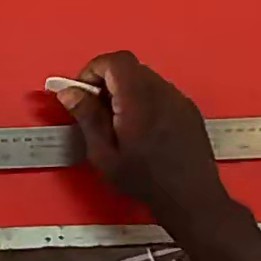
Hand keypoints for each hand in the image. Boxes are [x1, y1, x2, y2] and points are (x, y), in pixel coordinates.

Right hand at [52, 51, 237, 232]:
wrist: (191, 199)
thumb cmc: (143, 179)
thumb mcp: (103, 153)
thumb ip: (86, 117)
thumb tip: (68, 92)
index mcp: (139, 99)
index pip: (115, 61)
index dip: (93, 70)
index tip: (82, 93)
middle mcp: (163, 92)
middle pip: (129, 67)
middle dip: (106, 81)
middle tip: (95, 110)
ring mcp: (179, 100)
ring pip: (144, 78)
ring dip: (124, 90)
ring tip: (116, 122)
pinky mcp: (188, 110)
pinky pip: (159, 91)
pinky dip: (141, 98)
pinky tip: (138, 127)